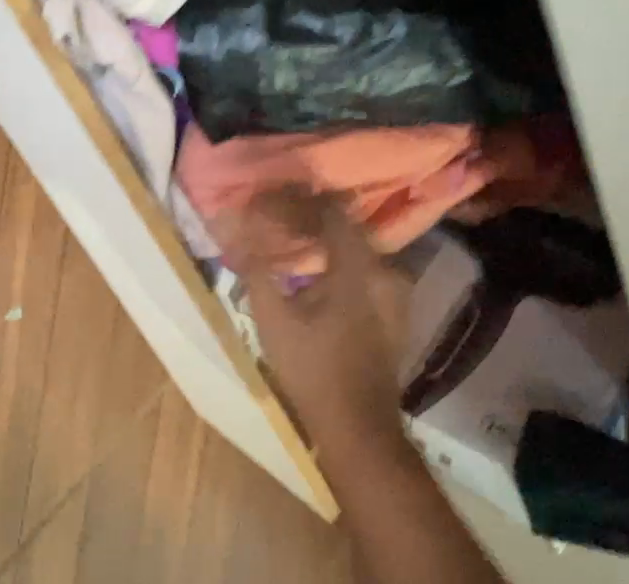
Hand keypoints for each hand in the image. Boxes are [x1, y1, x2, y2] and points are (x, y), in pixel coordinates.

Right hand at [215, 188, 411, 451]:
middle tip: (267, 218)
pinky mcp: (394, 311)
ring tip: (283, 241)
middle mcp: (386, 272)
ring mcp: (396, 294)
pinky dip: (334, 260)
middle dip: (303, 217)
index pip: (329, 211)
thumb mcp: (272, 317)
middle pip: (343, 226)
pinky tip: (308, 270)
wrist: (357, 428)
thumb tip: (232, 224)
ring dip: (319, 239)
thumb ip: (254, 264)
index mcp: (359, 269)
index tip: (262, 199)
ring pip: (353, 247)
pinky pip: (363, 268)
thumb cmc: (311, 370)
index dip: (294, 200)